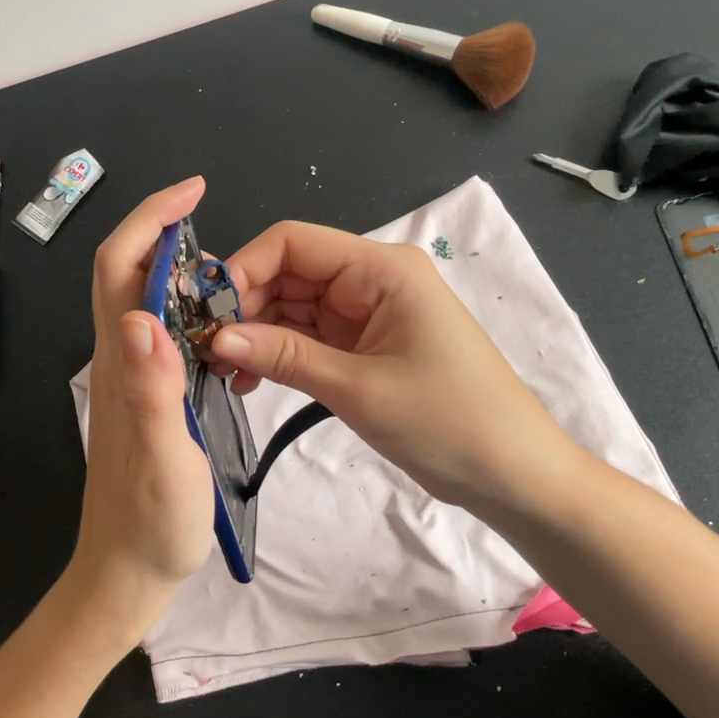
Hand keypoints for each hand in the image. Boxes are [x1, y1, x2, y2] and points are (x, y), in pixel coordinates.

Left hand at [72, 177, 217, 615]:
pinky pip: (160, 335)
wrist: (127, 572)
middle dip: (162, 230)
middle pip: (125, 275)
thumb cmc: (149, 522)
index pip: (120, 269)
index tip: (192, 192)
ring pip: (142, 302)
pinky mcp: (144, 401)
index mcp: (121, 364)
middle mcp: (118, 361)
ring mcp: (129, 381)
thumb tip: (142, 315)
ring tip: (227, 267)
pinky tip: (220, 325)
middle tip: (214, 219)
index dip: (149, 220)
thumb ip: (150, 390)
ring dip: (173, 268)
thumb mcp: (160, 457)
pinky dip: (185, 309)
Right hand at [209, 221, 587, 518]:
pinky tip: (249, 383)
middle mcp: (371, 281)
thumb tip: (216, 338)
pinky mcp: (364, 347)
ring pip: (292, 309)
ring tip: (223, 374)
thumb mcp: (358, 388)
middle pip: (288, 274)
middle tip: (205, 353)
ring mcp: (367, 315)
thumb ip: (284, 356)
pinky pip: (307, 339)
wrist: (513, 474)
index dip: (243, 269)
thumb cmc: (448, 421)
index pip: (293, 243)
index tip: (207, 315)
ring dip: (255, 337)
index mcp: (381, 269)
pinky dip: (277, 356)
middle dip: (243, 308)